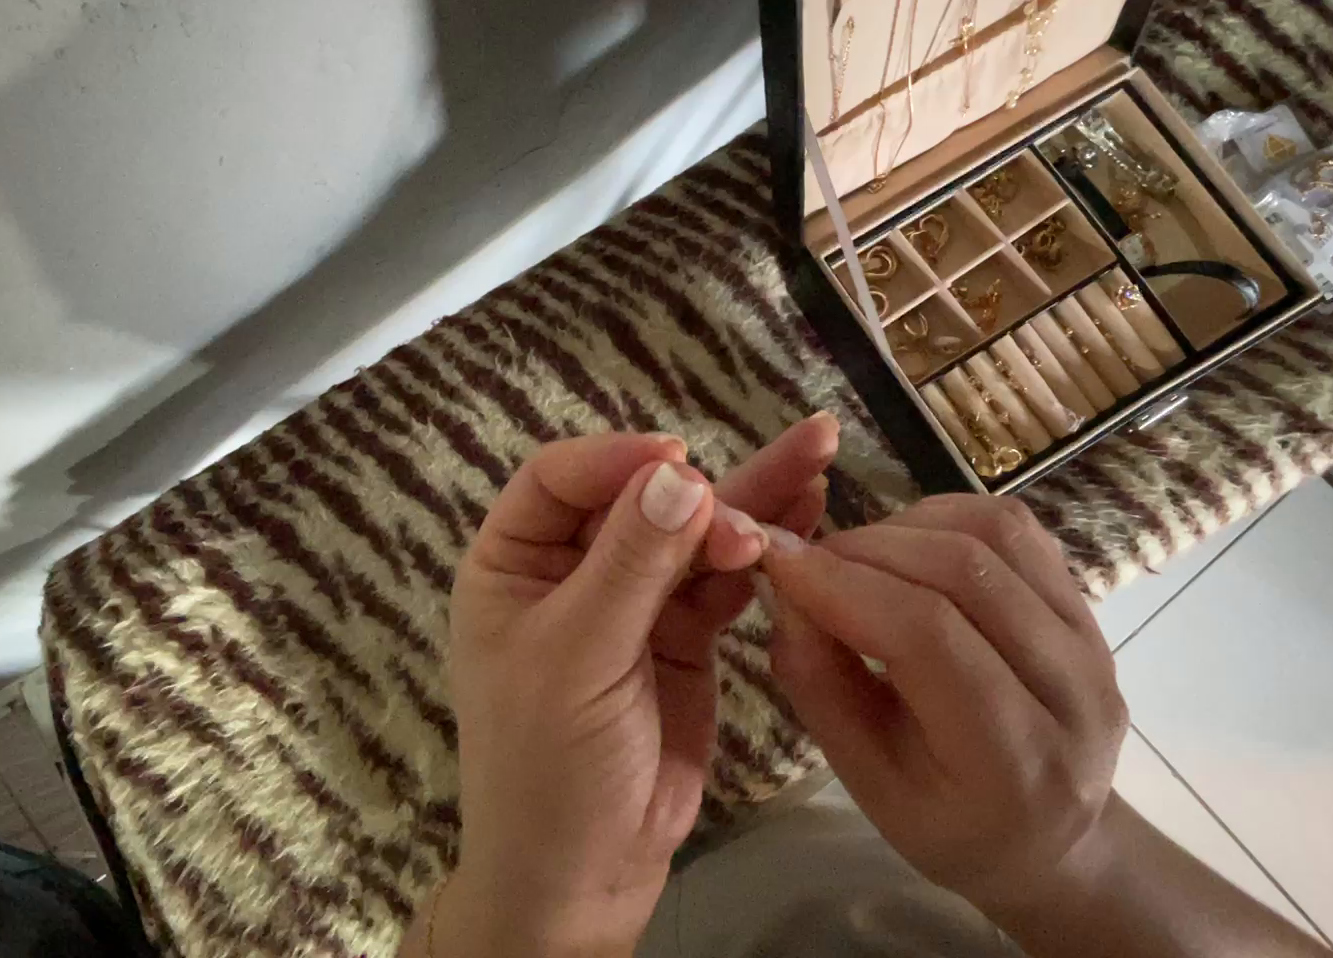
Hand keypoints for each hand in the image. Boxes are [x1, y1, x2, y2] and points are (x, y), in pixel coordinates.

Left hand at [426, 417, 837, 956]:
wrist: (588, 873)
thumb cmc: (548, 766)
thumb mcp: (576, 660)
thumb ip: (630, 566)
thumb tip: (679, 475)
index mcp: (516, 562)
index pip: (560, 480)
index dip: (618, 459)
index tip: (681, 459)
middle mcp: (573, 566)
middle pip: (642, 500)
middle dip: (709, 486)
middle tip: (792, 460)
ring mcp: (633, 598)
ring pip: (693, 535)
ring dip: (752, 505)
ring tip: (816, 461)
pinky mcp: (683, 631)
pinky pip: (724, 579)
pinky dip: (761, 554)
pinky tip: (806, 516)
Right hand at [760, 494, 1127, 918]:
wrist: (1049, 831)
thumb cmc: (945, 819)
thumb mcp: (863, 780)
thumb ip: (819, 684)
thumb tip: (785, 588)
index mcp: (1016, 760)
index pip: (927, 637)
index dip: (840, 585)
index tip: (776, 560)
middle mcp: (1075, 689)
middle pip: (961, 571)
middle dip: (861, 549)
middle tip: (803, 560)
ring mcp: (1092, 636)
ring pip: (990, 533)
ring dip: (899, 527)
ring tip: (851, 557)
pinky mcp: (1086, 600)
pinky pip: (1010, 525)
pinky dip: (939, 516)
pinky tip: (902, 544)